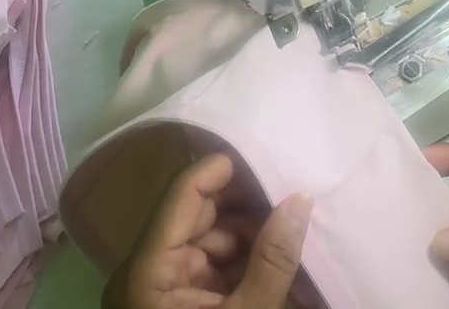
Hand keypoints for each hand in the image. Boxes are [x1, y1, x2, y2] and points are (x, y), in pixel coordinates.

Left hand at [102, 152, 313, 308]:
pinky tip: (279, 259)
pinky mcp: (182, 308)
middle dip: (248, 204)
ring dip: (252, 232)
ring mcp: (164, 291)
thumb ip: (273, 258)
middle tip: (294, 194)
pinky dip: (246, 259)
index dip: (225, 168)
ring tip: (293, 231)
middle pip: (200, 213)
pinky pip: (214, 267)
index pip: (185, 191)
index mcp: (148, 268)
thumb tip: (300, 197)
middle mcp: (150, 270)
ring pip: (212, 238)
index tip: (271, 155)